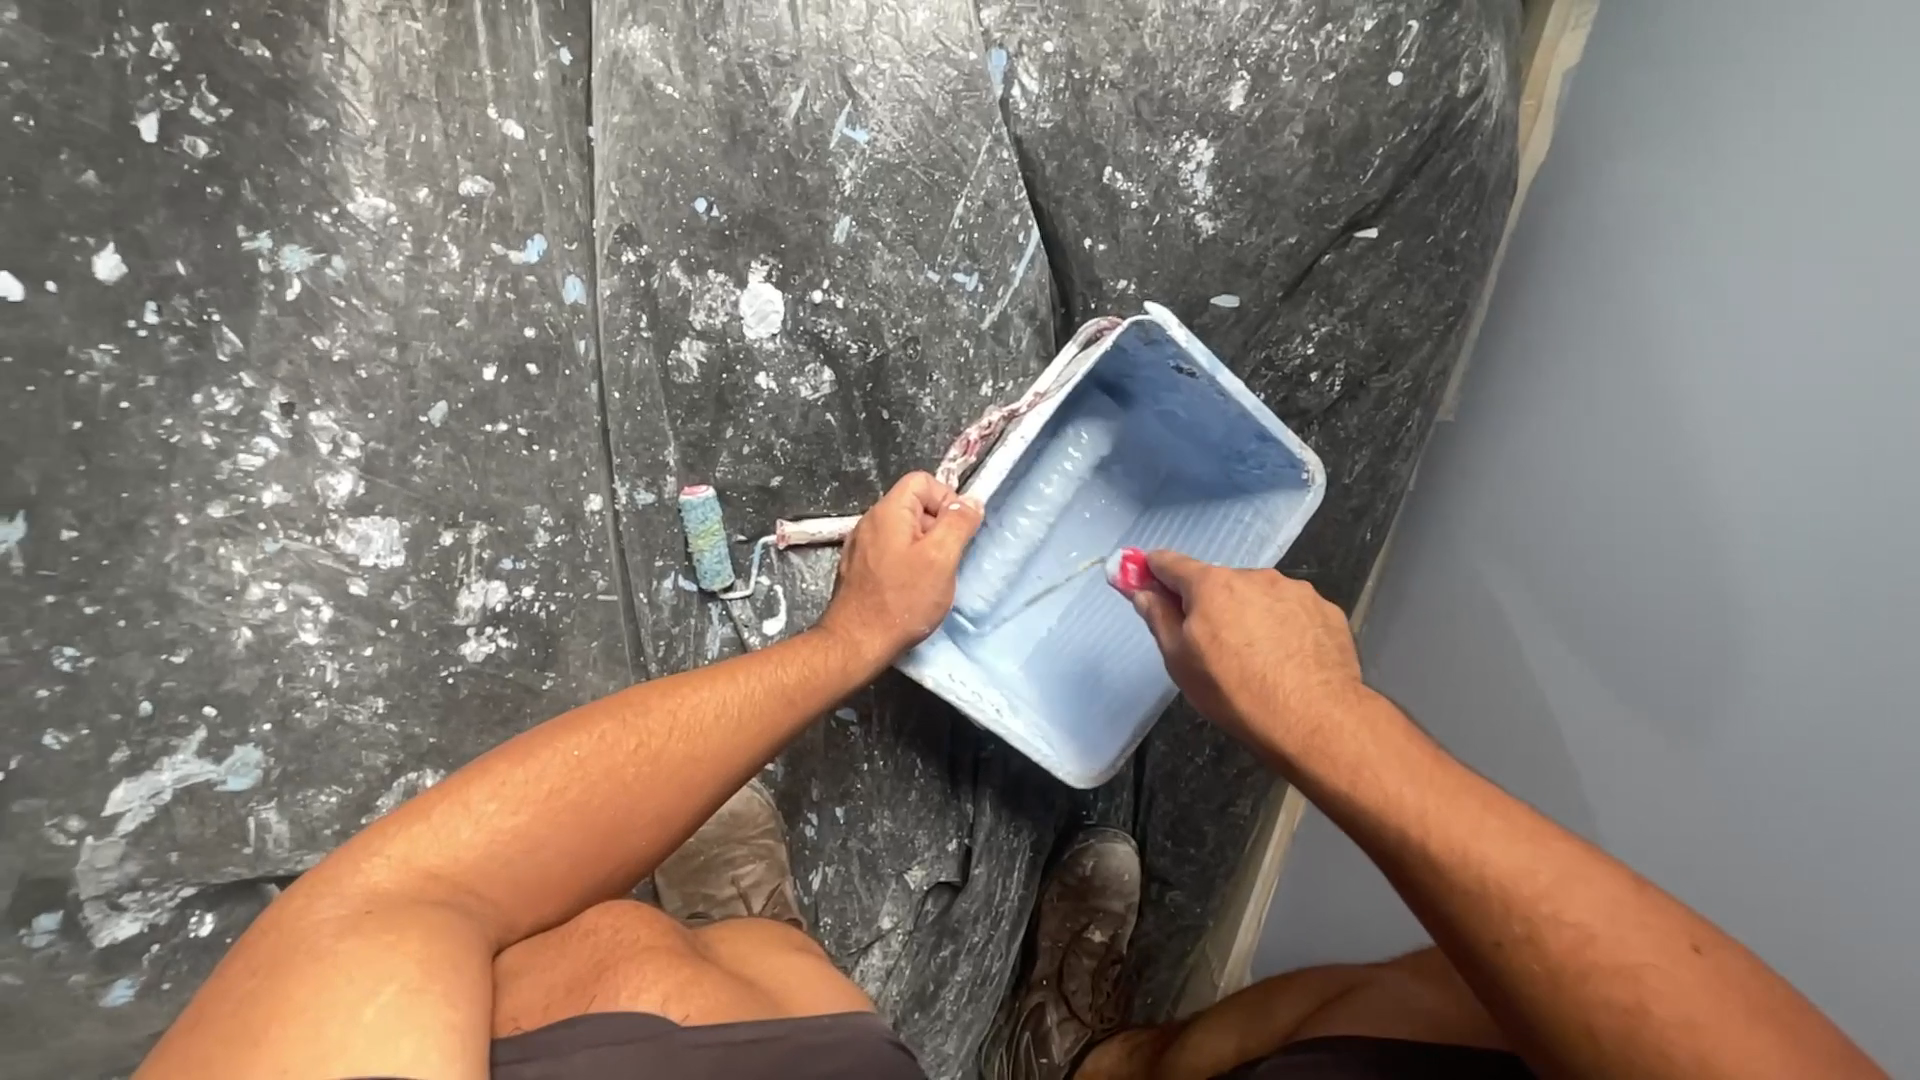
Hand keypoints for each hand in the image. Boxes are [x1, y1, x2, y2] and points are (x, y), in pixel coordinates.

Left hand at [815, 472, 983, 663]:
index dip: (946, 500)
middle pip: (914, 505)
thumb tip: (970, 502)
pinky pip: (891, 550)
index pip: (923, 481)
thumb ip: (958, 524)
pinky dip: (907, 562)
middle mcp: (870, 521)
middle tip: (946, 559)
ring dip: (924, 548)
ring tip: (930, 577)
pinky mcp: (859, 567)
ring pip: (904, 531)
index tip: (956, 532)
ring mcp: (861, 545)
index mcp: (888, 511)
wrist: (857, 642)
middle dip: (937, 527)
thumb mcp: (941, 558)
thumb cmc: (902, 600)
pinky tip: (911, 588)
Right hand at [1129, 550, 1368, 761]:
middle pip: (1218, 583)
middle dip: (1208, 604)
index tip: (1144, 578)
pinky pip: (1292, 611)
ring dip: (1249, 614)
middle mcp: (1254, 576)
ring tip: (1257, 659)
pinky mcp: (1327, 610)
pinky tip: (1288, 659)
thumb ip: (1158, 618)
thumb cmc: (1235, 692)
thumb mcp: (1179, 661)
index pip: (1170, 562)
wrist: (1315, 720)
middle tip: (1210, 645)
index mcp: (1211, 585)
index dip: (1152, 569)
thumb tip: (1142, 591)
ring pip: (1258, 596)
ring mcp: (1296, 590)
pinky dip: (1283, 627)